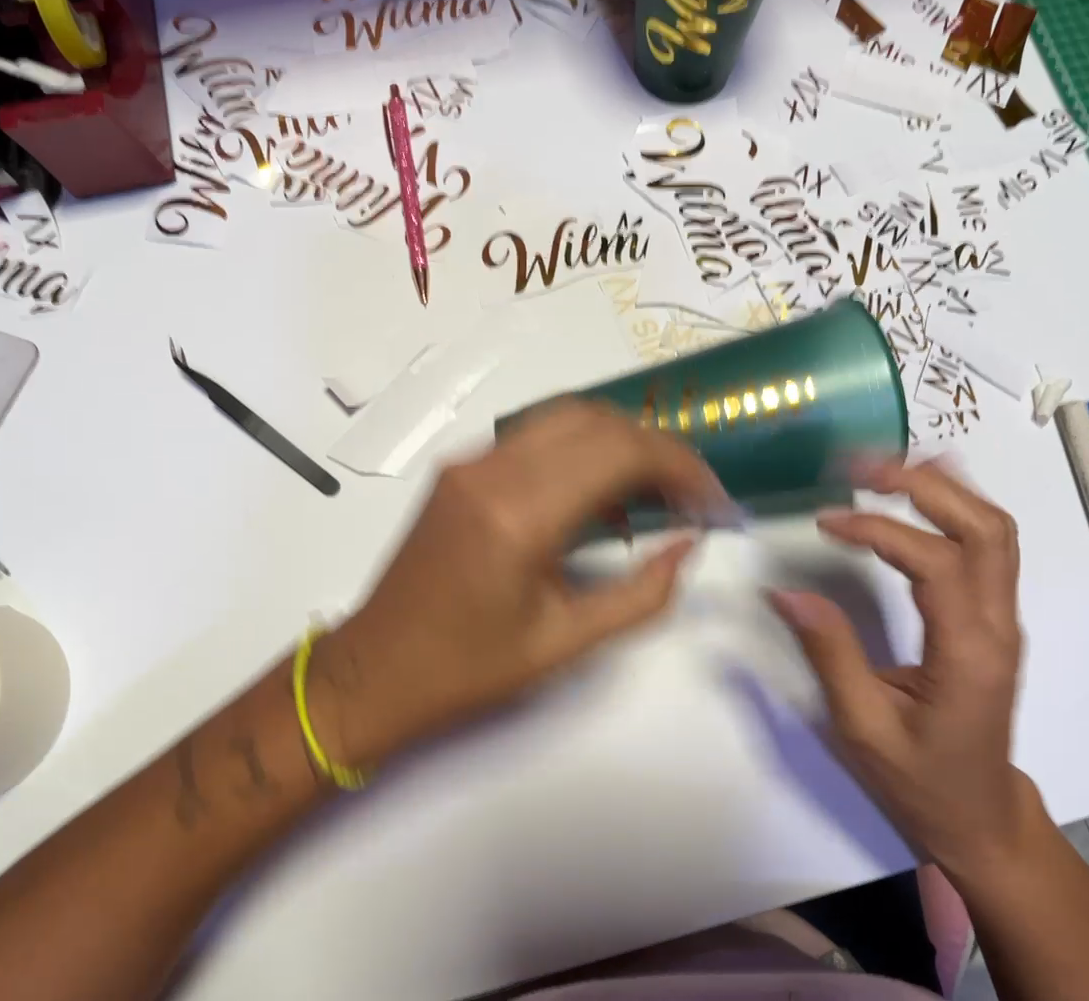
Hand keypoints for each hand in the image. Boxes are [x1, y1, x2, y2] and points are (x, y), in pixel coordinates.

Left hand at [308, 401, 729, 770]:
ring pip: (566, 418)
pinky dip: (582, 452)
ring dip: (621, 445)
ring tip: (654, 497)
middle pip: (599, 421)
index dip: (683, 467)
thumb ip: (641, 594)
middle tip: (692, 499)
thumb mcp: (566, 644)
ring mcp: (469, 463)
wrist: (373, 671)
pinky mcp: (458, 470)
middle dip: (658, 451)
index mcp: (519, 514)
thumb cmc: (467, 670)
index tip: (715, 504)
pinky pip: (535, 438)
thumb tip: (690, 544)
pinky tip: (599, 498)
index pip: (621, 452)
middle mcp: (491, 469)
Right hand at [768, 458, 1036, 874]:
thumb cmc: (919, 780)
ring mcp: (1004, 620)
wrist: (979, 817)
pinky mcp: (994, 620)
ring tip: (888, 466)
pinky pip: (990, 548)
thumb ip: (830, 653)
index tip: (826, 522)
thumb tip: (786, 592)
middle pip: (985, 529)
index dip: (880, 529)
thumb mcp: (862, 726)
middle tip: (863, 465)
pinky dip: (956, 509)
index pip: (935, 563)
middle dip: (925, 486)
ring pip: (995, 531)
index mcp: (967, 654)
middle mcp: (997, 626)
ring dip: (946, 489)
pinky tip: (921, 493)